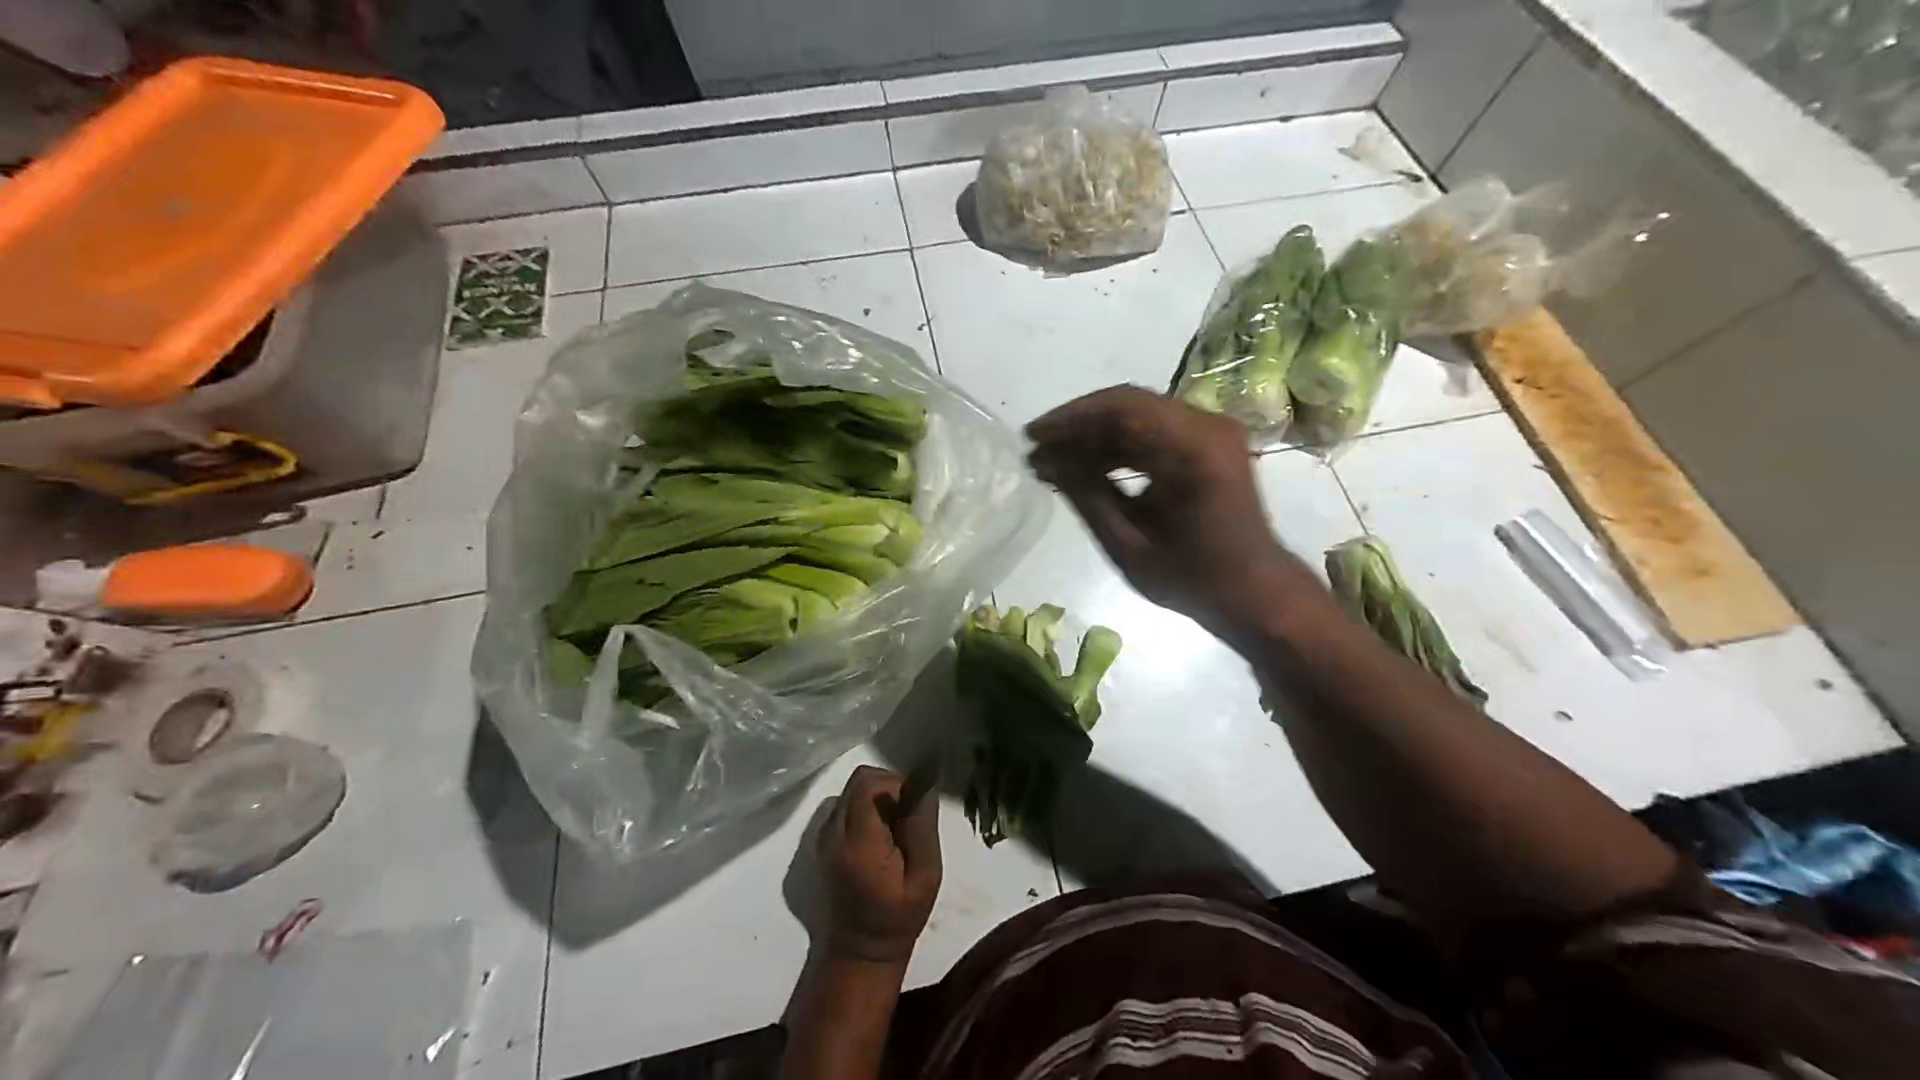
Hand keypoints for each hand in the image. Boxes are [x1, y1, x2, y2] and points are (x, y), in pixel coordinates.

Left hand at [818, 765, 941, 964]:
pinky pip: (847, 806)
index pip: (869, 784)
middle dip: (889, 788)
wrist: (858, 951)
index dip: (896, 785)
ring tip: (896, 830)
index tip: (914, 809)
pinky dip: (867, 809)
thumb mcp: (925, 875)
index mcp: (858, 841)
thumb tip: (926, 783)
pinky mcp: (824, 840)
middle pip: (859, 781)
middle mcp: (834, 832)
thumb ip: (922, 826)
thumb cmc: (897, 917)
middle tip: (908, 817)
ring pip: (853, 790)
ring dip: (878, 798)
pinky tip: (881, 838)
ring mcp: (824, 836)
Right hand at [1027, 386, 1312, 639]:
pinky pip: (1153, 431)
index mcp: (1195, 450)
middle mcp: (1208, 427)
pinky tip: (1086, 467)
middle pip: (1129, 405)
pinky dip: (1118, 445)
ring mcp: (1211, 432)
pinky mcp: (1207, 444)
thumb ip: (1087, 496)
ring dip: (1095, 436)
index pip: (1122, 410)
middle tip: (1038, 449)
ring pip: (1138, 416)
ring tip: (1054, 462)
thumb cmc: (1193, 579)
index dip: (1071, 419)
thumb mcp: (1129, 545)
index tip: (1032, 437)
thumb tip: (1046, 461)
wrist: (1254, 592)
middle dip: (1078, 425)